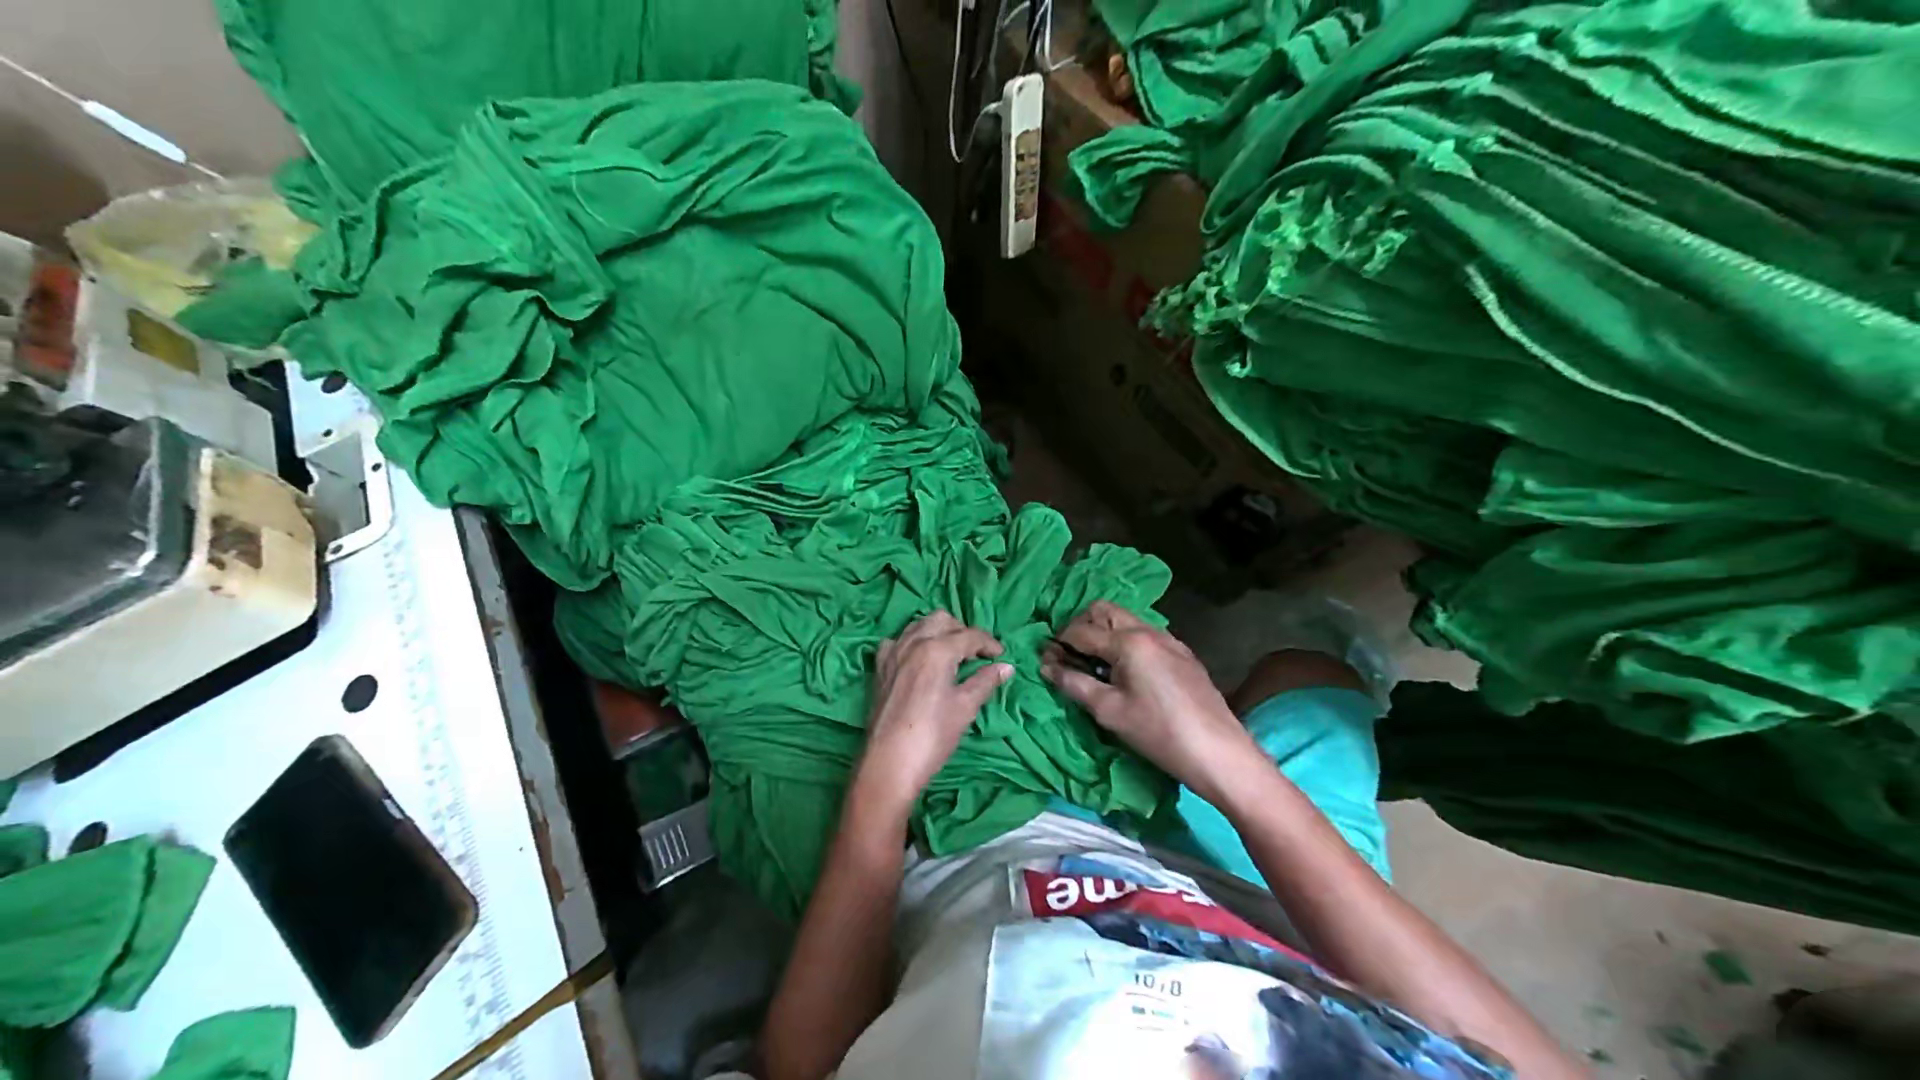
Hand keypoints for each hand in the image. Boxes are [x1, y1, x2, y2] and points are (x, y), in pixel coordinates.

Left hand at [856, 611, 1012, 813]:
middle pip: (942, 620)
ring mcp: (893, 653)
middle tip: (976, 654)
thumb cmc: (933, 735)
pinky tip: (919, 659)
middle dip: (962, 631)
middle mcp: (913, 642)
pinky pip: (897, 641)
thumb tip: (1006, 666)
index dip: (989, 643)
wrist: (889, 762)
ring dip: (938, 632)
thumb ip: (985, 681)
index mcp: (937, 649)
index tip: (1000, 656)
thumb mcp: (965, 707)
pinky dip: (912, 643)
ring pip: (919, 625)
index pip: (970, 635)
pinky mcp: (880, 668)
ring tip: (952, 654)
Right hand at [1042, 601, 1261, 797]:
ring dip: (1104, 633)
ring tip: (1094, 666)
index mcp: (1128, 641)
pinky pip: (1145, 635)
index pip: (1080, 631)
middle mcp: (1149, 630)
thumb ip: (1074, 684)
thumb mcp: (1109, 711)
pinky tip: (1125, 672)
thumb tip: (1046, 666)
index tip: (1045, 661)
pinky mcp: (1183, 654)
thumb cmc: (1158, 733)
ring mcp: (1170, 640)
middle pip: (1104, 611)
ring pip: (1126, 620)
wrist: (1219, 753)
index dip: (1057, 644)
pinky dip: (1125, 642)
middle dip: (1081, 627)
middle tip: (1070, 657)